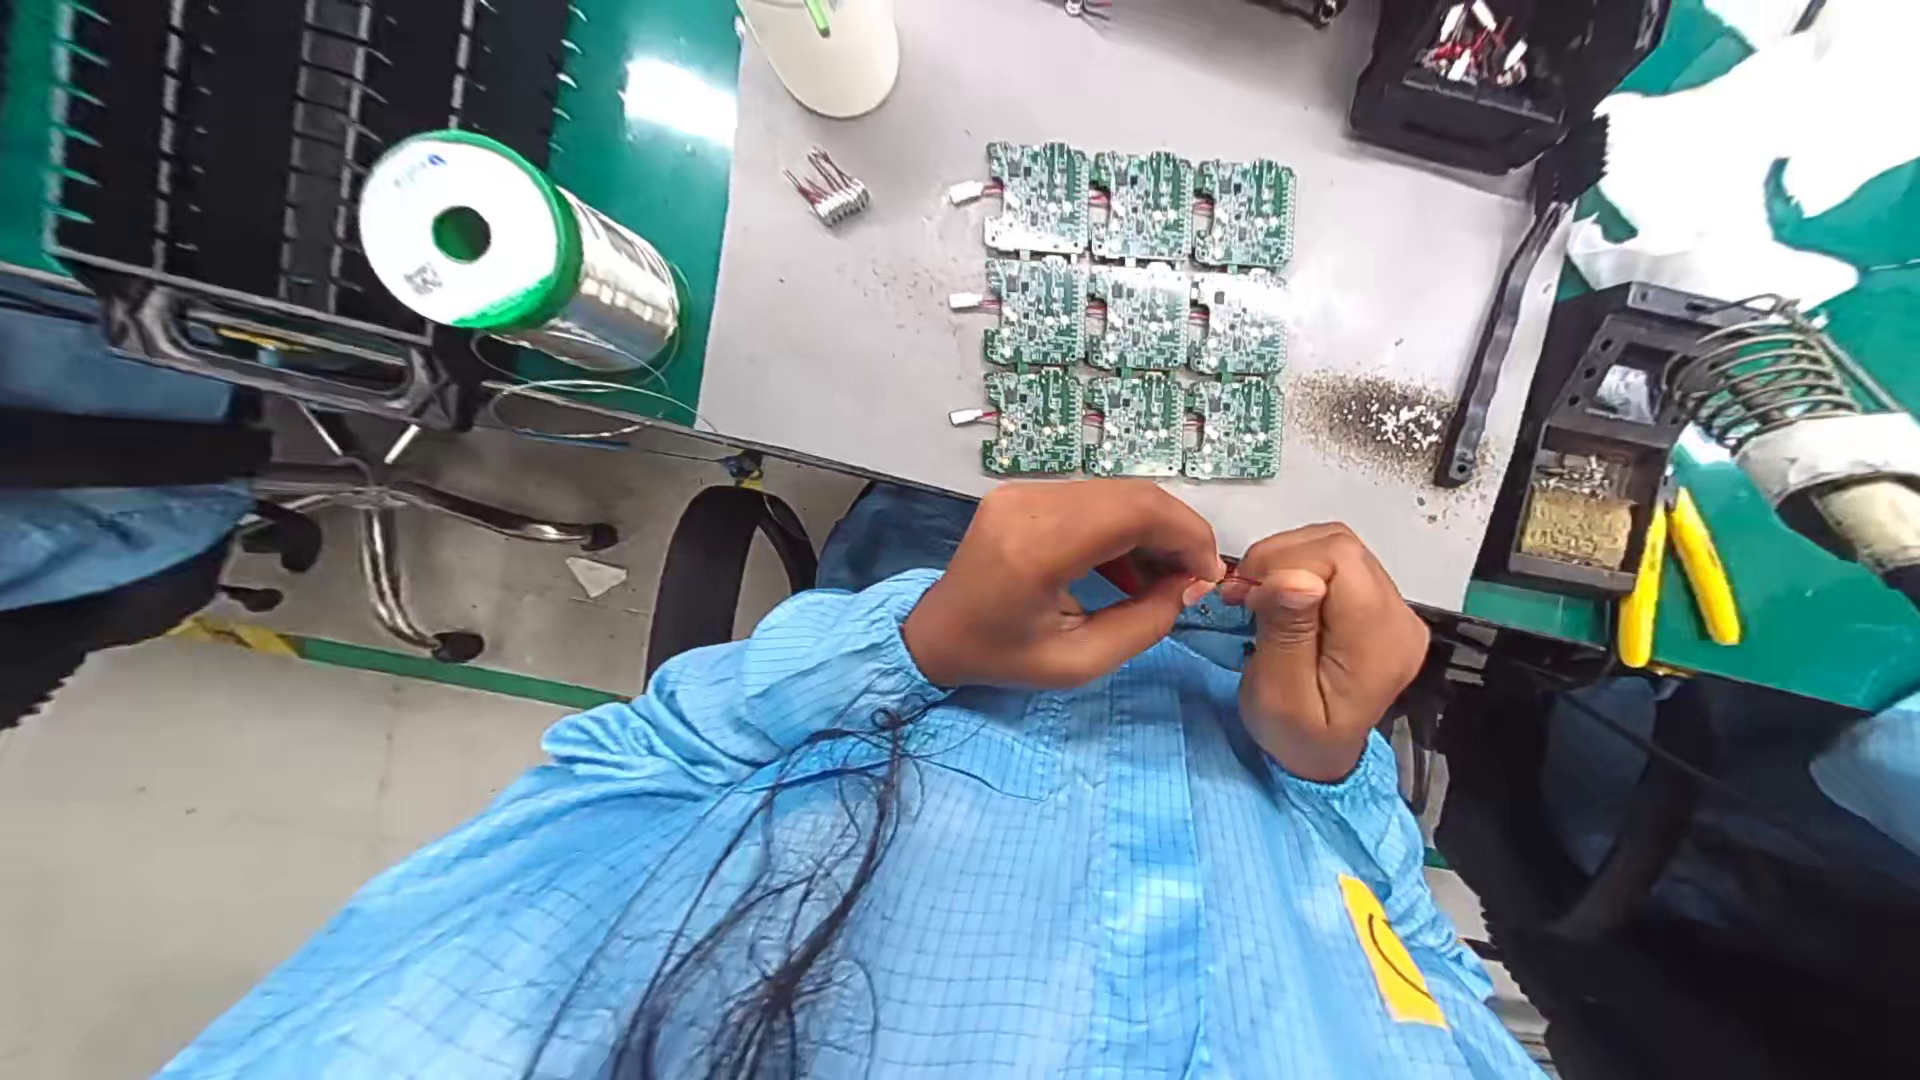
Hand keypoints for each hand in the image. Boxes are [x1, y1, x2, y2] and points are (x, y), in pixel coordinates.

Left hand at [903, 480, 1225, 687]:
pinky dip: (1120, 527)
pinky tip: (1125, 568)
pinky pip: (1089, 499)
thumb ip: (1145, 623)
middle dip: (1176, 534)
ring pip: (1115, 493)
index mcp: (1036, 550)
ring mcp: (1019, 492)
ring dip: (1150, 530)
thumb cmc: (1001, 657)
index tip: (1205, 578)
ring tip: (1158, 580)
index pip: (1136, 512)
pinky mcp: (1019, 492)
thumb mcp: (1079, 661)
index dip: (1188, 536)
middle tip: (1188, 581)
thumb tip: (1191, 584)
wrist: (935, 633)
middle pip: (1131, 495)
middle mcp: (1027, 505)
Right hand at [1227, 524, 1428, 781]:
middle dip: (1278, 559)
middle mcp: (1398, 616)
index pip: (1338, 558)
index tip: (1248, 598)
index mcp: (1380, 640)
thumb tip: (1293, 577)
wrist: (1318, 756)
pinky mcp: (1371, 604)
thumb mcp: (1280, 694)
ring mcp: (1389, 607)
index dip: (1283, 564)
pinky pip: (1331, 561)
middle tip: (1243, 596)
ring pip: (1332, 544)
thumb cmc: (1294, 734)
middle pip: (1337, 544)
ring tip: (1255, 596)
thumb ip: (1288, 633)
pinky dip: (1292, 567)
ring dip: (1282, 561)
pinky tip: (1273, 596)